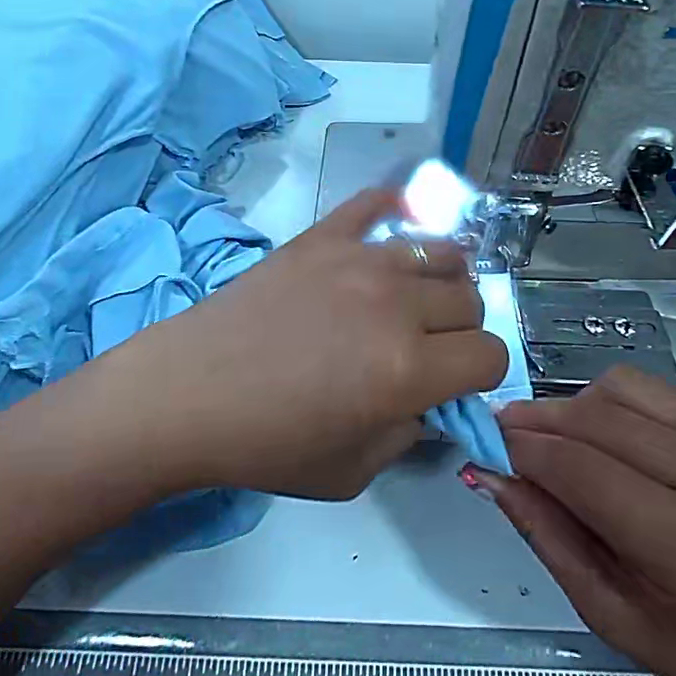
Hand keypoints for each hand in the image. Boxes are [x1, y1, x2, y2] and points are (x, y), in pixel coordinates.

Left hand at [126, 188, 505, 500]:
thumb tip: (430, 400)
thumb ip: (409, 434)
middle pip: (471, 300)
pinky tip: (393, 231)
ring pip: (443, 251)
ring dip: (441, 279)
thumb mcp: (353, 471)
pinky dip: (397, 211)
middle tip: (429, 346)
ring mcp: (361, 260)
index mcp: (407, 370)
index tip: (455, 383)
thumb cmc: (265, 444)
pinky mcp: (325, 235)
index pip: (490, 355)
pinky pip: (378, 203)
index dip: (482, 375)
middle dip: (462, 330)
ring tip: (412, 297)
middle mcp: (397, 305)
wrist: (186, 393)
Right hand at [468, 368, 675, 675]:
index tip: (487, 438)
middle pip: (599, 421)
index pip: (584, 472)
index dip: (525, 449)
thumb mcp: (604, 607)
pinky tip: (606, 433)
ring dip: (576, 406)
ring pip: (620, 389)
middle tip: (506, 426)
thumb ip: (542, 531)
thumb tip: (486, 470)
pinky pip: (650, 386)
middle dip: (541, 419)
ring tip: (560, 436)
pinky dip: (613, 402)